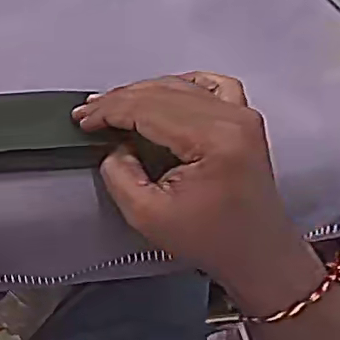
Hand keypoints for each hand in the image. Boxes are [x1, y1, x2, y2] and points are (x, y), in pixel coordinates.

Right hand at [74, 73, 323, 315]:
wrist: (257, 254)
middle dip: (119, 100)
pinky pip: (210, 86)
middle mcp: (233, 118)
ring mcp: (242, 115)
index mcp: (214, 139)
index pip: (148, 108)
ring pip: (181, 85)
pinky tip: (160, 95)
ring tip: (112, 107)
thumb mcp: (147, 215)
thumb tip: (114, 147)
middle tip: (88, 114)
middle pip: (163, 92)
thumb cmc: (211, 240)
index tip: (82, 120)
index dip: (109, 111)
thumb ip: (120, 175)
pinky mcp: (244, 120)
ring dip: (142, 93)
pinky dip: (179, 86)